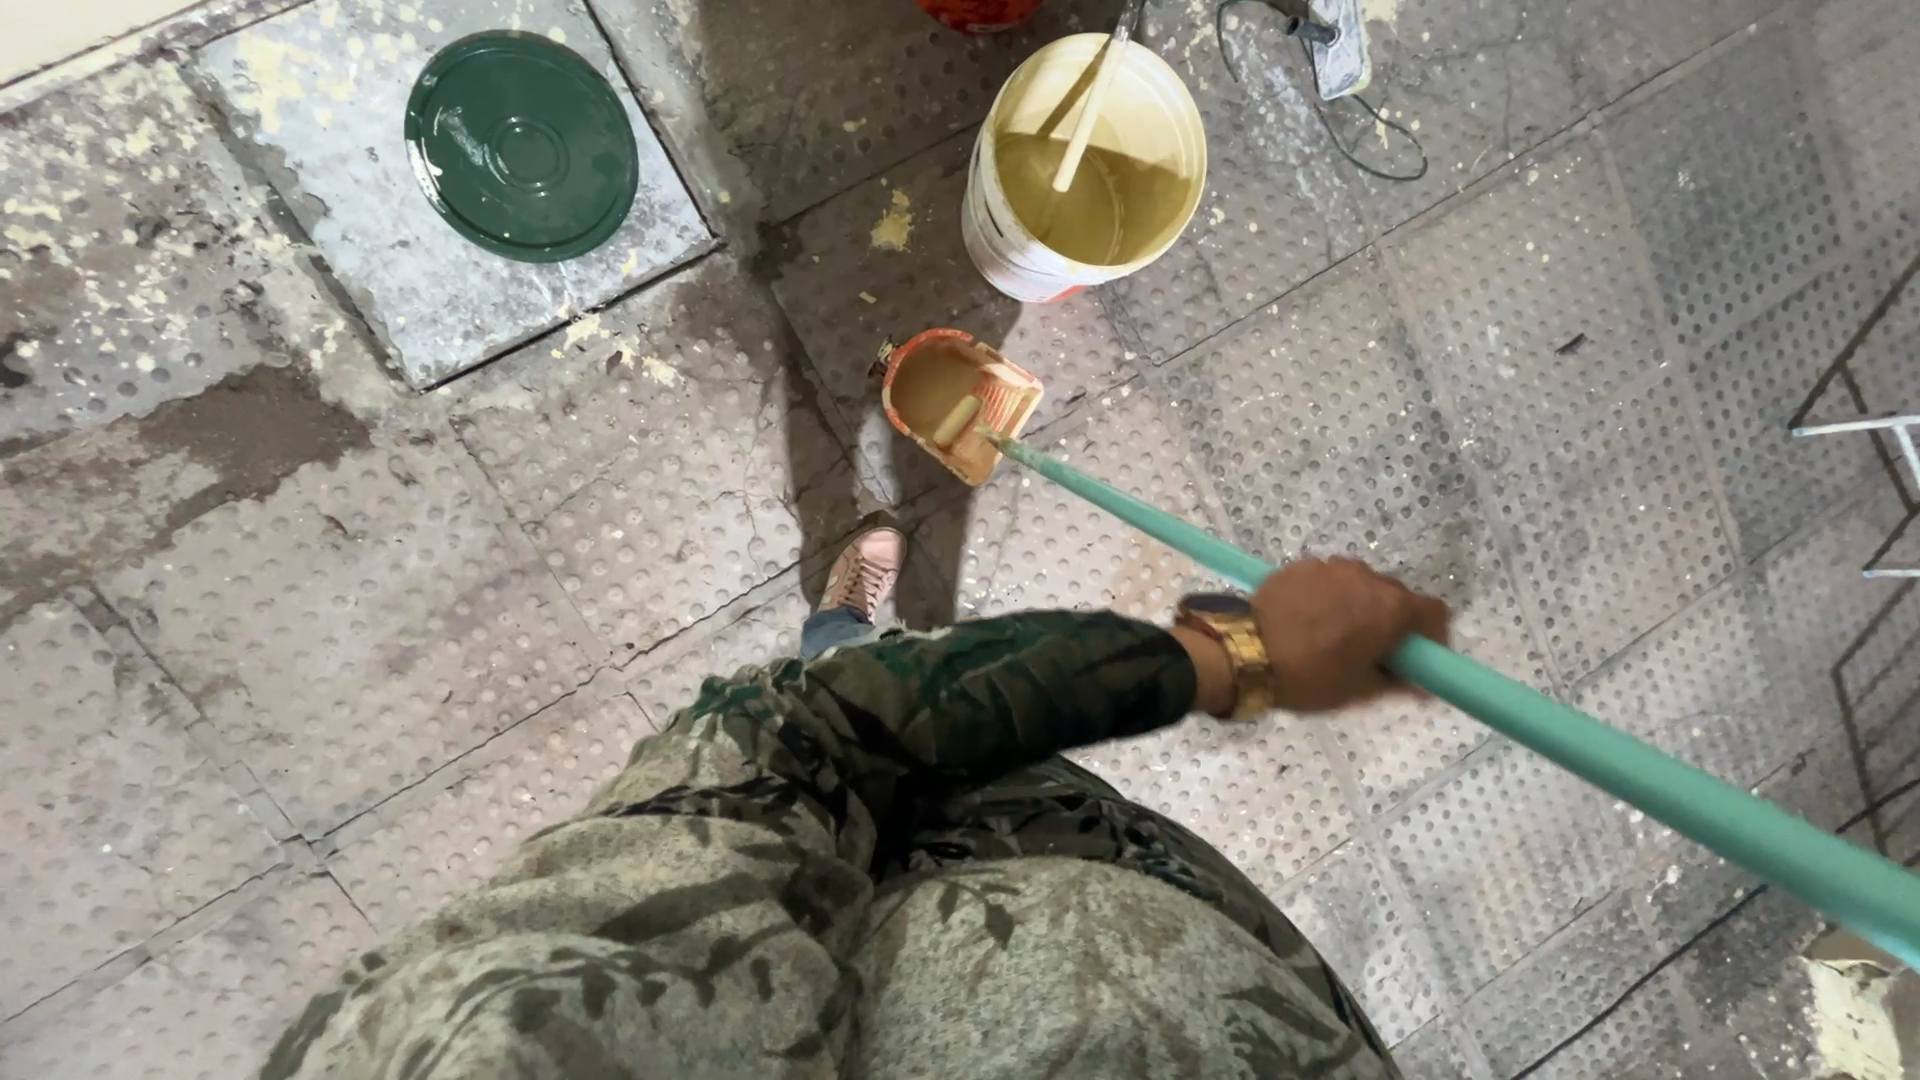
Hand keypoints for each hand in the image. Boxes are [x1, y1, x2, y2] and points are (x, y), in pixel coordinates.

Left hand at [1253, 557, 1449, 712]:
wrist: (1242, 652)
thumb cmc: (1308, 675)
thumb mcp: (1359, 689)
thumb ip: (1397, 681)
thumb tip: (1419, 684)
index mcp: (1390, 607)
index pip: (1434, 613)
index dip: (1431, 636)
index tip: (1417, 658)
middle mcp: (1365, 577)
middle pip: (1395, 596)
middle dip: (1391, 620)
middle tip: (1373, 648)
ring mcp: (1329, 566)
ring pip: (1358, 585)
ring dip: (1357, 604)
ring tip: (1334, 632)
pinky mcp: (1298, 565)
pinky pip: (1326, 580)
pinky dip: (1327, 596)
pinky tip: (1307, 618)